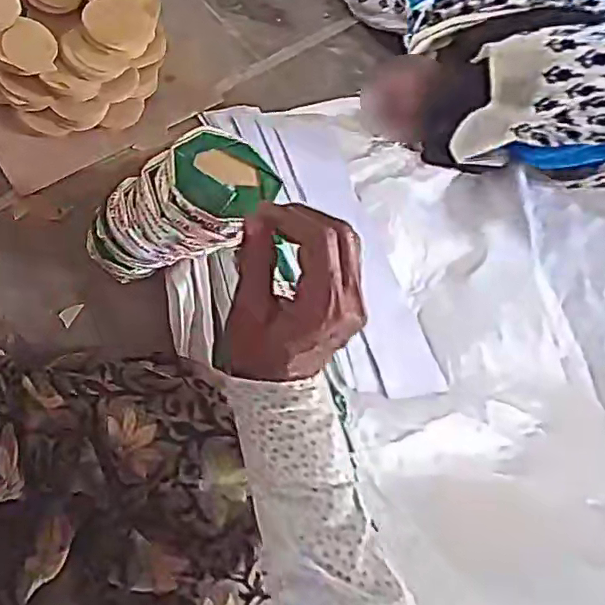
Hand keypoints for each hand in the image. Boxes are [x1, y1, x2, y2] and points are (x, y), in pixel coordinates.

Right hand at [225, 203, 366, 381]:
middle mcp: (349, 303)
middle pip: (340, 235)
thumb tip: (257, 222)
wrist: (274, 392)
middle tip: (270, 214)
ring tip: (280, 224)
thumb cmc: (257, 359)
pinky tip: (294, 240)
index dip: (289, 217)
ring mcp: (355, 303)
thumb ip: (256, 261)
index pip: (320, 241)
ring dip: (314, 224)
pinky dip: (320, 239)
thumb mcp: (248, 309)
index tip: (262, 212)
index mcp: (324, 306)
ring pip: (347, 241)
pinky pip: (345, 256)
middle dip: (303, 215)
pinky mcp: (352, 301)